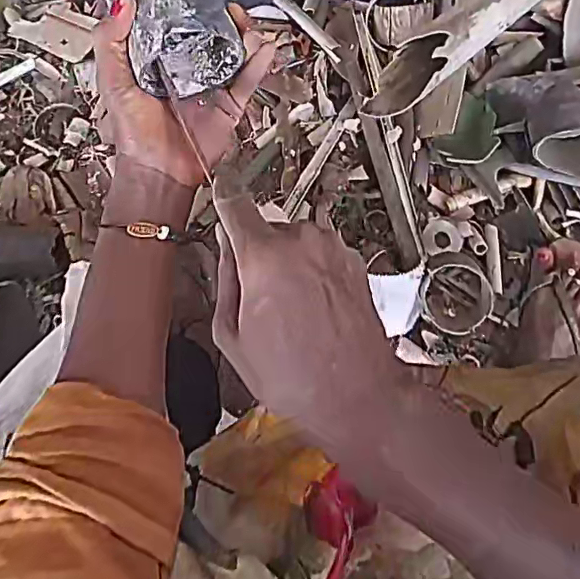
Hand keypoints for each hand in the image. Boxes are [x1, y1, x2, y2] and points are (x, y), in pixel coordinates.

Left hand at [94, 0, 275, 189]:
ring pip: (234, 52)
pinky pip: (248, 79)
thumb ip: (111, 41)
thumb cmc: (132, 133)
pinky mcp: (229, 103)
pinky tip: (264, 48)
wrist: (158, 170)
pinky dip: (259, 63)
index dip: (186, 5)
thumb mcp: (112, 81)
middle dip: (222, 17)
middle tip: (225, 7)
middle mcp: (186, 68)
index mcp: (158, 60)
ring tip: (246, 25)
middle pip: (212, 34)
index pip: (175, 23)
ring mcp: (210, 84)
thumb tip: (121, 3)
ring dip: (244, 35)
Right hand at [212, 184, 409, 453]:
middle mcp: (301, 241)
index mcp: (263, 256)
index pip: (235, 203)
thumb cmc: (295, 376)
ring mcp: (332, 248)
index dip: (224, 193)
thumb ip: (224, 277)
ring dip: (289, 262)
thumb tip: (224, 246)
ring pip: (296, 241)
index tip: (221, 184)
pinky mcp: (353, 259)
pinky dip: (314, 270)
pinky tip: (315, 309)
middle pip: (266, 229)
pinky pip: (321, 253)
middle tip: (261, 297)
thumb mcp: (233, 336)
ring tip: (293, 311)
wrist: (358, 394)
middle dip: (259, 253)